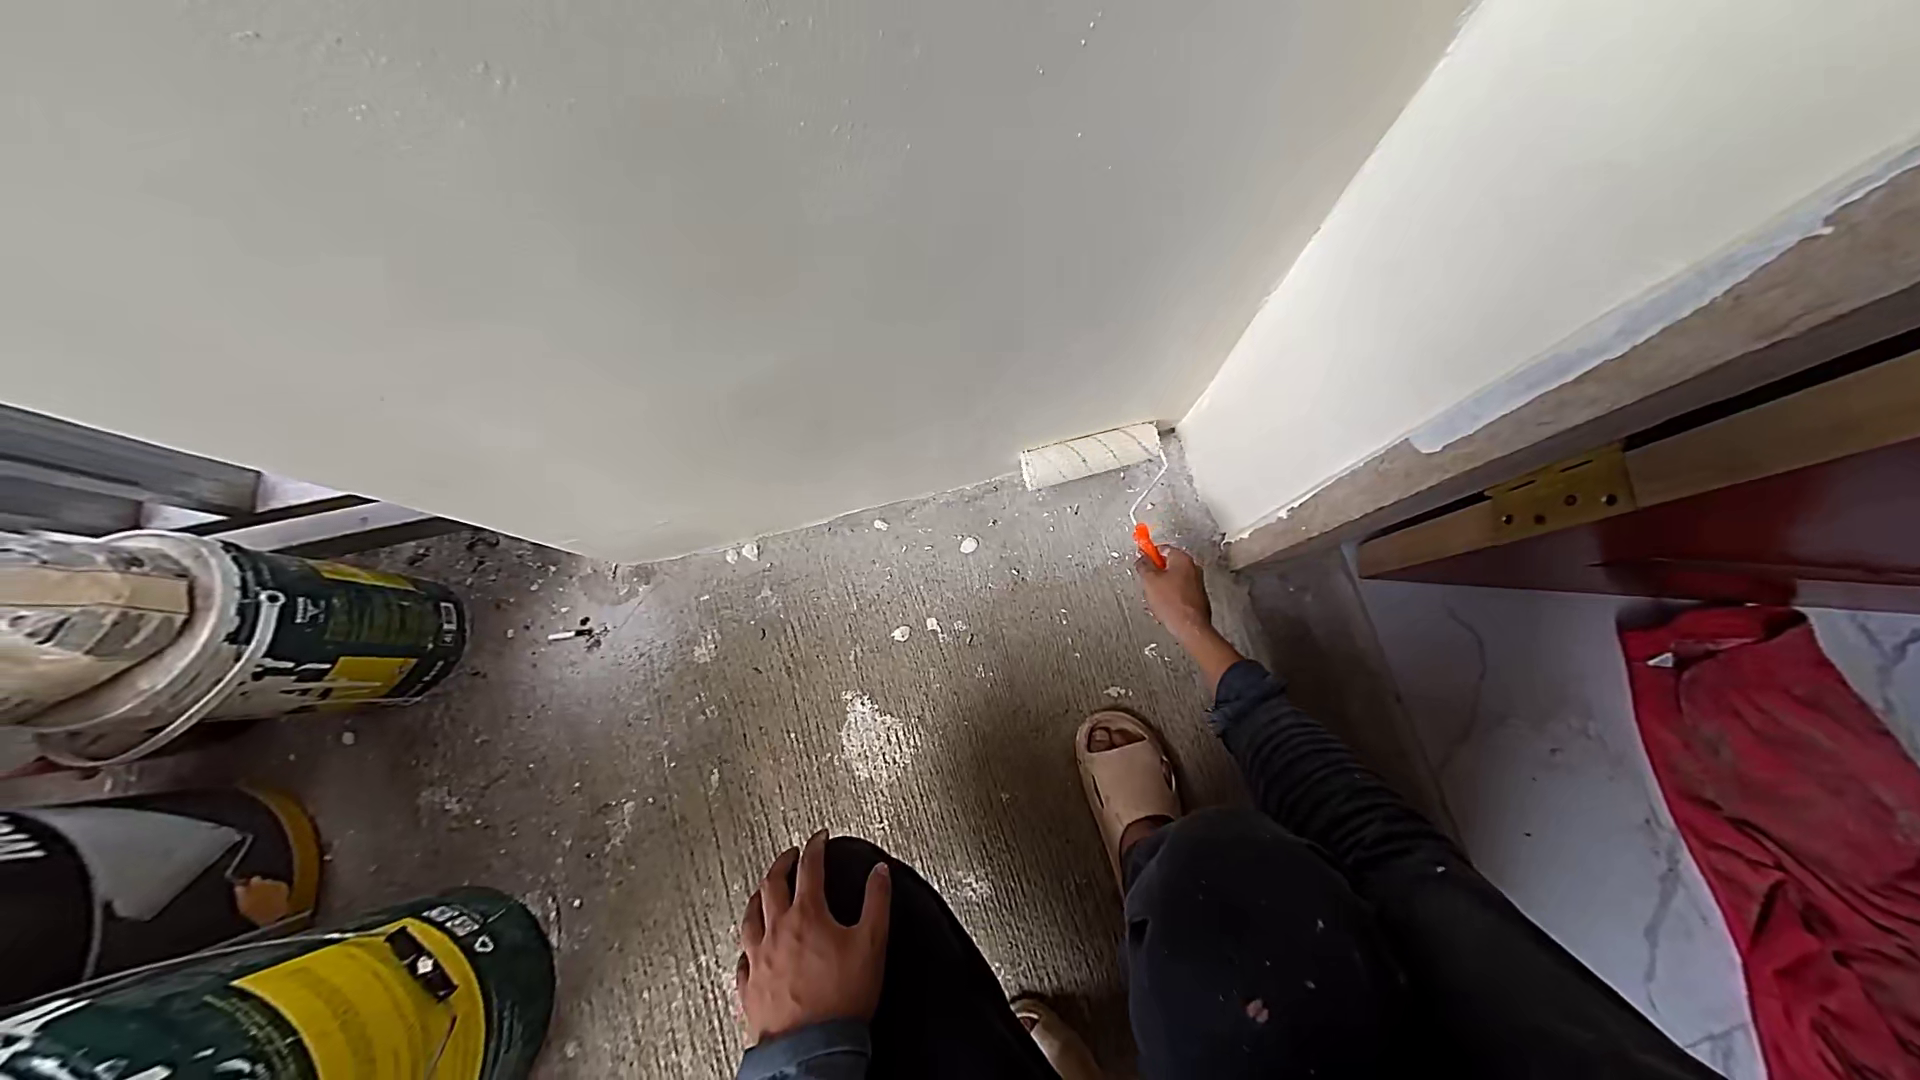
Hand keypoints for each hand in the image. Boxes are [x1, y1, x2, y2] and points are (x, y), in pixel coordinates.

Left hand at [736, 830, 892, 1045]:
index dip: (816, 846)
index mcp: (807, 914)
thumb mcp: (872, 942)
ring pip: (750, 916)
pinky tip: (750, 945)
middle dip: (783, 862)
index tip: (819, 838)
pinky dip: (747, 944)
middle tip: (792, 854)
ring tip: (764, 888)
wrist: (812, 1051)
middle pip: (772, 884)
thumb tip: (880, 873)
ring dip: (759, 895)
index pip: (810, 866)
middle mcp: (778, 931)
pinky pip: (742, 958)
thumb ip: (877, 901)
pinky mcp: (750, 988)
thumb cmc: (841, 999)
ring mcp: (759, 960)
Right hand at [1135, 546, 1211, 639]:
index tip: (1142, 558)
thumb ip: (1143, 565)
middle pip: (1168, 564)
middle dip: (1156, 573)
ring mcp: (1196, 582)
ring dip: (1162, 586)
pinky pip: (1179, 591)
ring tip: (1156, 597)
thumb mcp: (1149, 580)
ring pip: (1173, 578)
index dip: (1149, 554)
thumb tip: (1141, 557)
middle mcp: (1193, 568)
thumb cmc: (1173, 603)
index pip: (1162, 548)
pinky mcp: (1197, 596)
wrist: (1189, 626)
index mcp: (1182, 559)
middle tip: (1148, 582)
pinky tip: (1164, 605)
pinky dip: (1170, 595)